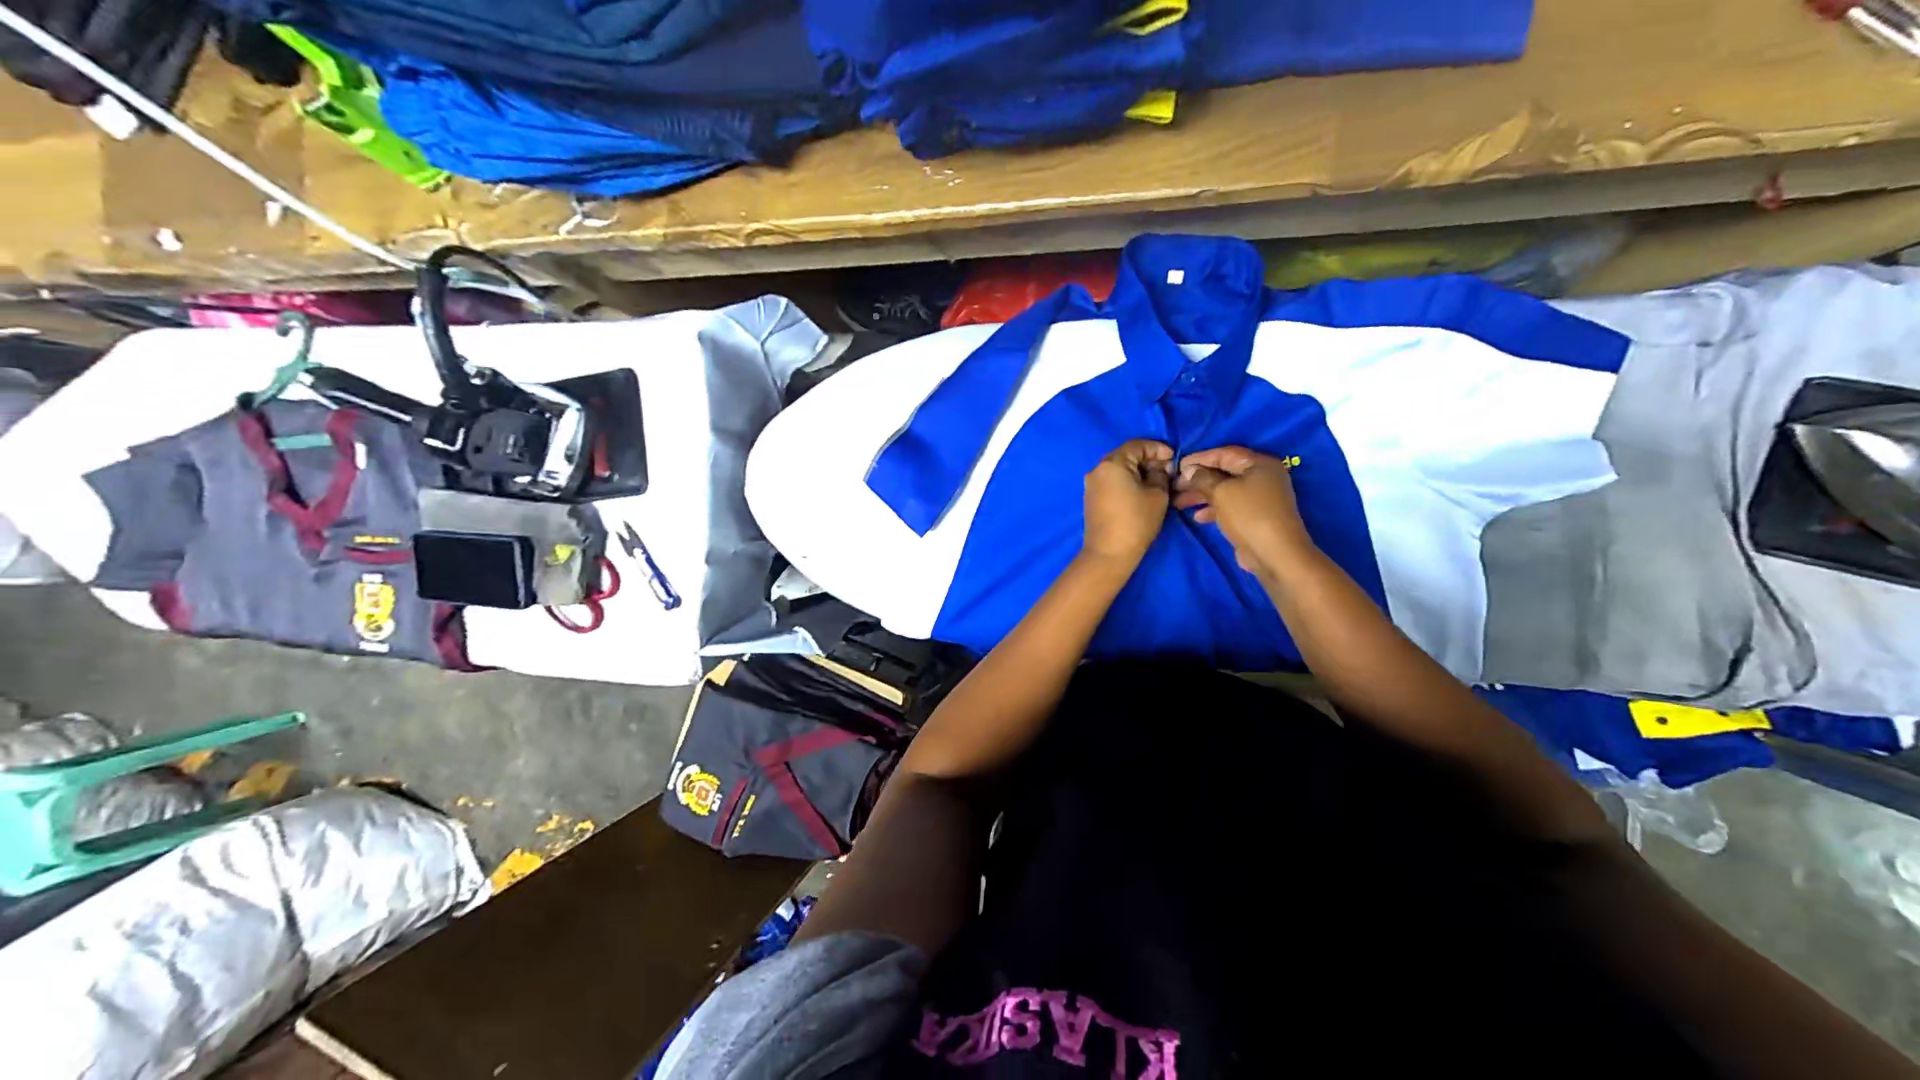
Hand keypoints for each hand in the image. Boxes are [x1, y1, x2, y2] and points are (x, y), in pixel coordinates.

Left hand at [1082, 439, 1172, 566]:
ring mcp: (1091, 484)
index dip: (1158, 449)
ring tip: (1157, 481)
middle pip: (1126, 455)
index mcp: (1111, 463)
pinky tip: (1141, 491)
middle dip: (1148, 460)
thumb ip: (1161, 475)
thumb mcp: (1158, 494)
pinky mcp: (1091, 498)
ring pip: (1119, 469)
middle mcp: (1097, 469)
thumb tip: (1160, 469)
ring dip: (1138, 471)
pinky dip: (1127, 481)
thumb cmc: (1136, 521)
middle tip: (1168, 470)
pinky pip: (1112, 482)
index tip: (1174, 458)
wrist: (1109, 553)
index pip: (1137, 445)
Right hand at [1174, 446, 1316, 581]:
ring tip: (1178, 502)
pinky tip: (1197, 516)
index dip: (1199, 458)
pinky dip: (1213, 509)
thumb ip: (1202, 478)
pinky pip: (1229, 506)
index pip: (1224, 454)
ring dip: (1201, 495)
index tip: (1177, 465)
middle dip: (1198, 479)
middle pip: (1224, 472)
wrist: (1274, 553)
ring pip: (1224, 490)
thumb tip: (1189, 470)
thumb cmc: (1248, 515)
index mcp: (1259, 464)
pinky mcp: (1254, 515)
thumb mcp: (1221, 492)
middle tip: (1174, 486)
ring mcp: (1259, 498)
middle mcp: (1261, 477)